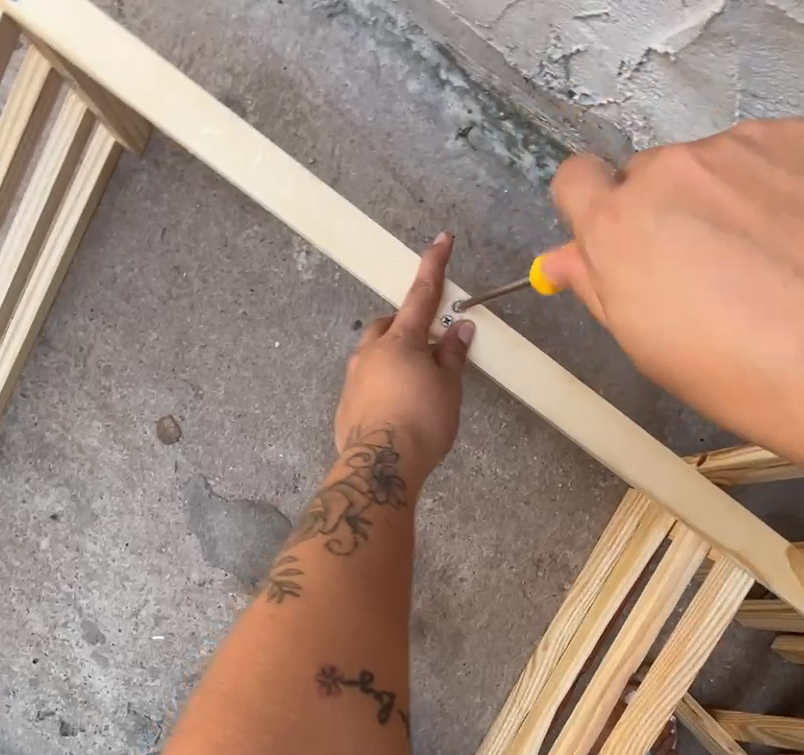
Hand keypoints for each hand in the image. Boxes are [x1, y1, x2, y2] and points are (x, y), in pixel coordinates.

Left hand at [335, 232, 472, 482]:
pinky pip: (365, 384)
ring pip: (373, 355)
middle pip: (388, 325)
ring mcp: (353, 379)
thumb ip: (452, 355)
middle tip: (429, 349)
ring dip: (393, 360)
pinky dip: (381, 386)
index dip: (434, 266)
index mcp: (400, 342)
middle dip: (407, 328)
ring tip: (414, 387)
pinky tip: (396, 410)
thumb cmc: (422, 423)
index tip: (442, 239)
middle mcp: (370, 353)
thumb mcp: (448, 389)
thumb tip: (459, 327)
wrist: (380, 467)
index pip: (421, 295)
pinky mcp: (344, 406)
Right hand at [540, 119, 803, 450]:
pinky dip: (785, 187)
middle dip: (665, 210)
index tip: (615, 237)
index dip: (592, 209)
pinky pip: (779, 154)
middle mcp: (673, 170)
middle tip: (702, 268)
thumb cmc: (742, 372)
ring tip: (770, 262)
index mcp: (618, 225)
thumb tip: (562, 262)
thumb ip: (598, 288)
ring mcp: (747, 145)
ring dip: (727, 198)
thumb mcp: (646, 345)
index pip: (575, 180)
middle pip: (649, 174)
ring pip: (717, 163)